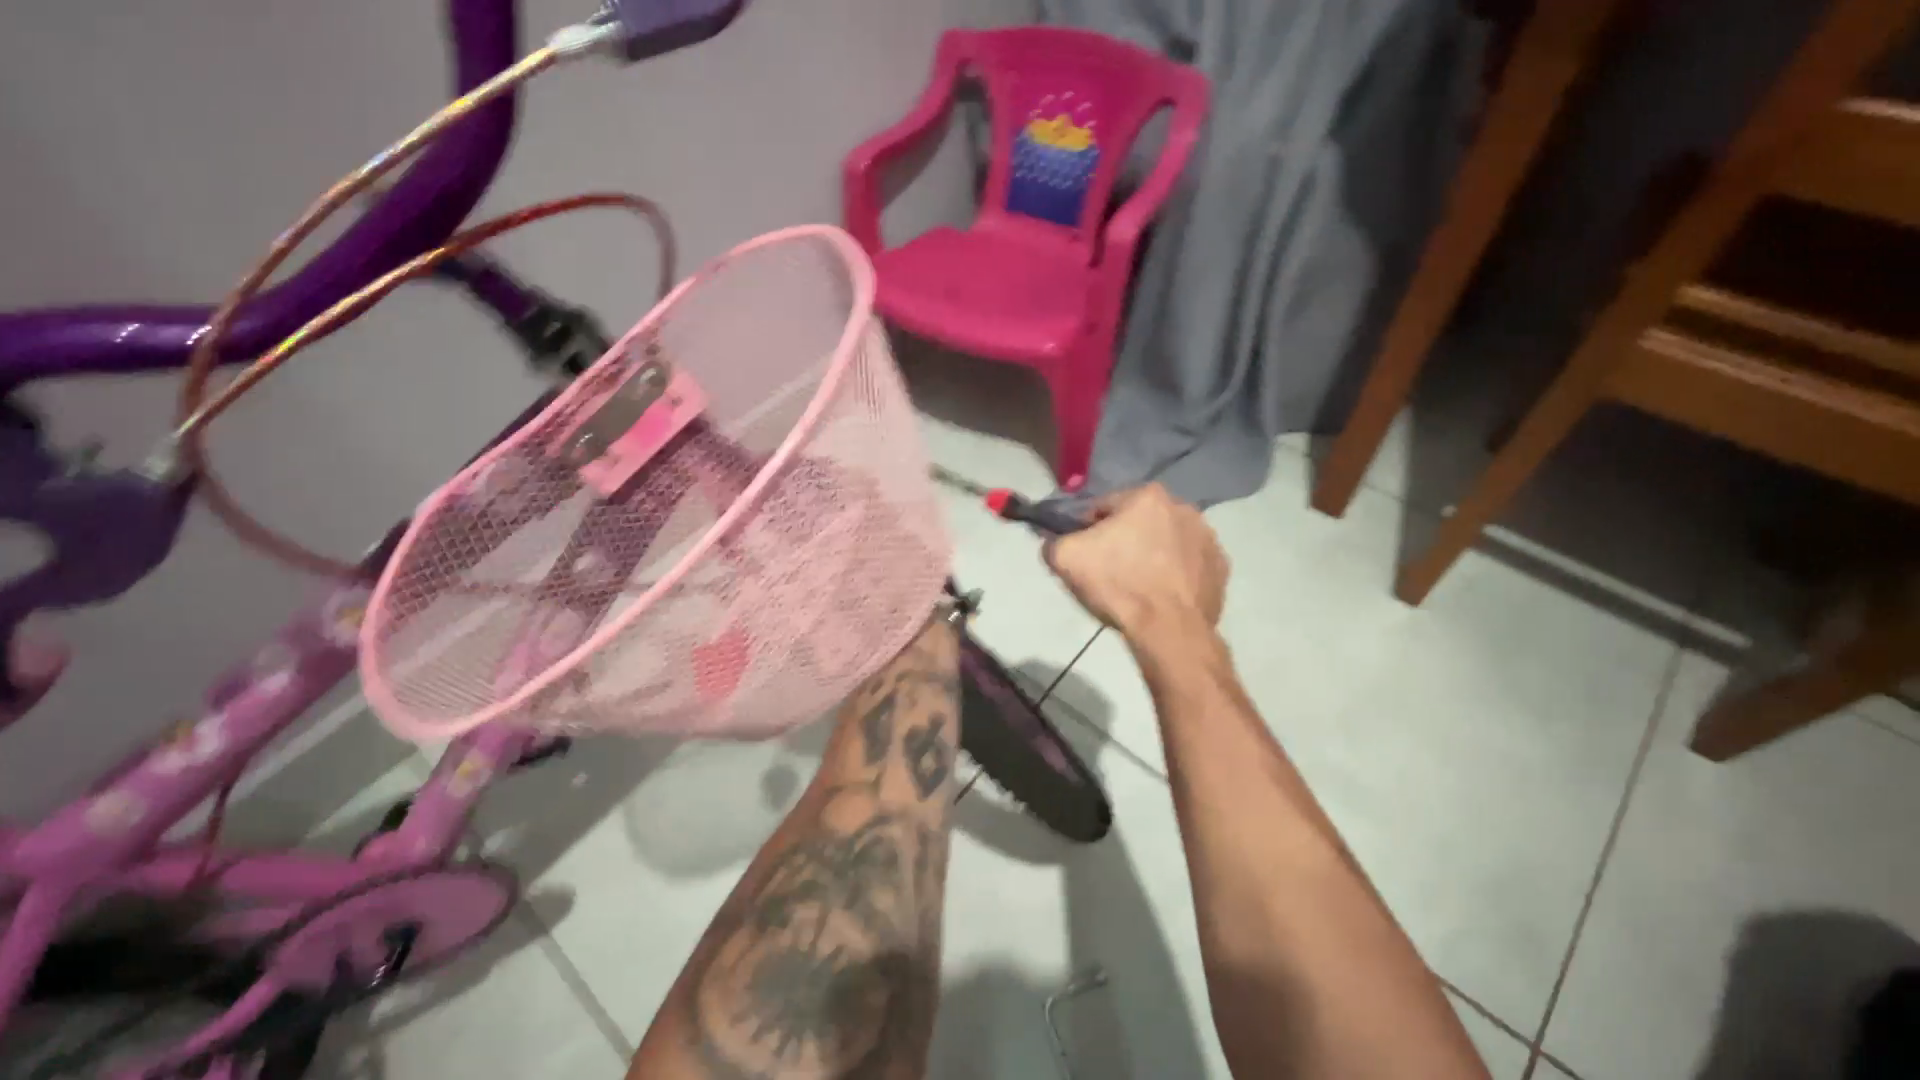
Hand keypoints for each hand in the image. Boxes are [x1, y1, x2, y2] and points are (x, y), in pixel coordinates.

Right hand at [1044, 484, 1227, 639]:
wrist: (1169, 630)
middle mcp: (1184, 507)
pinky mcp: (1220, 568)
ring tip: (1138, 586)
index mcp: (1147, 496)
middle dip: (1125, 540)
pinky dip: (1176, 575)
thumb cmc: (1118, 585)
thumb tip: (1055, 542)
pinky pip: (1189, 565)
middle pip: (1139, 522)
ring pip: (1166, 541)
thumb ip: (1054, 540)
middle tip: (1110, 571)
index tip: (1084, 555)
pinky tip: (1162, 595)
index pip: (1103, 507)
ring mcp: (1208, 538)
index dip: (1087, 530)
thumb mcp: (1066, 558)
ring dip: (1152, 555)